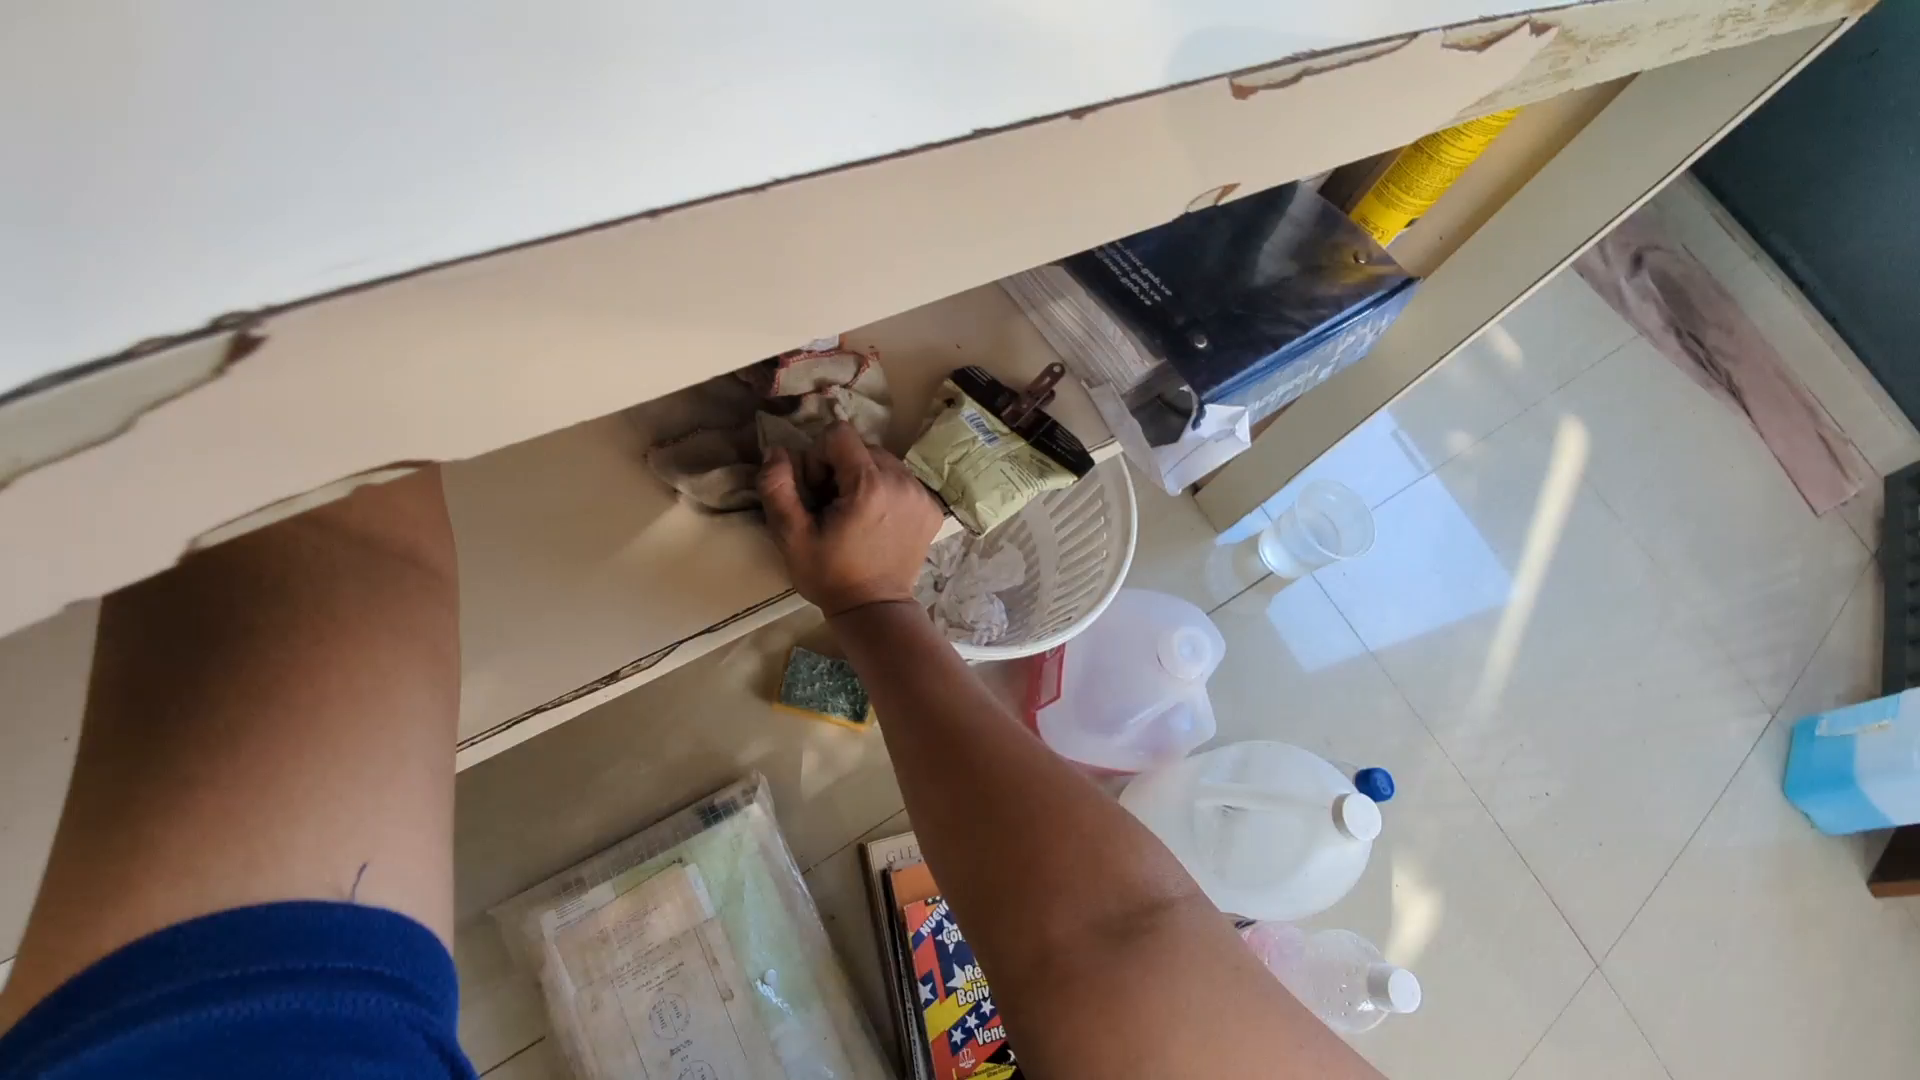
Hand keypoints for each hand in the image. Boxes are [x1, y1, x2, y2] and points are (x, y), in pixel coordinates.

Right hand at [759, 422, 942, 616]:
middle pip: (862, 447)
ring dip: (864, 478)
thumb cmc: (829, 575)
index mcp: (869, 485)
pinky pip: (903, 481)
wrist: (874, 609)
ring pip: (884, 462)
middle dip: (841, 468)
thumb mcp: (790, 536)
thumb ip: (777, 487)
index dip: (819, 457)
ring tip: (855, 516)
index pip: (839, 434)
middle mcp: (902, 481)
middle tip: (833, 507)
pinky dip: (887, 492)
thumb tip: (776, 450)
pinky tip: (878, 523)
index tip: (817, 491)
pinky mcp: (933, 509)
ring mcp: (922, 495)